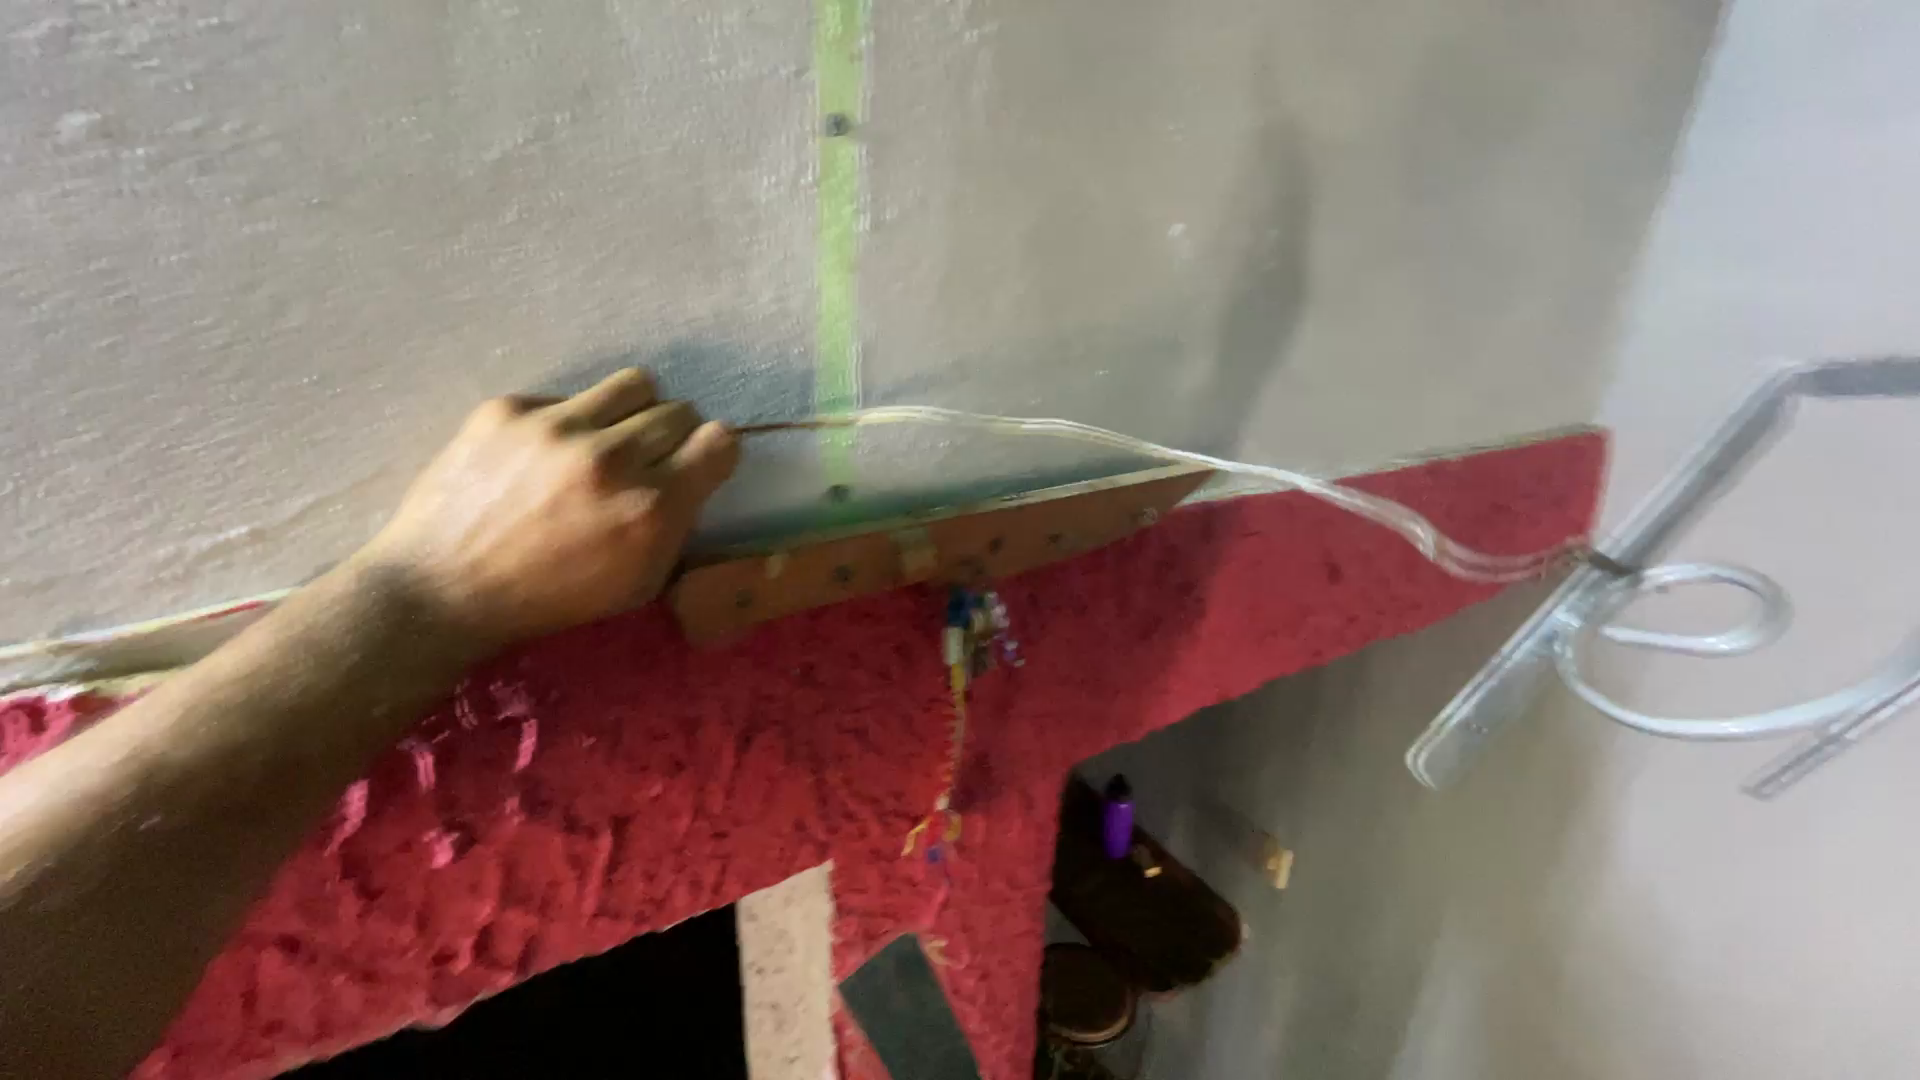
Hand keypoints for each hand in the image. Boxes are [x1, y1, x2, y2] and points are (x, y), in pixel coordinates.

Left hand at [355, 368, 738, 648]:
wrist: (442, 589)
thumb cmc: (552, 597)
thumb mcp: (639, 583)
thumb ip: (677, 525)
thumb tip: (692, 475)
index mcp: (651, 509)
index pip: (719, 441)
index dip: (714, 451)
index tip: (698, 462)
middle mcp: (612, 459)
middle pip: (680, 412)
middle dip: (673, 436)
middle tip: (647, 460)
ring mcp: (557, 428)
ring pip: (636, 385)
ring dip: (634, 411)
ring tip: (610, 437)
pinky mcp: (508, 409)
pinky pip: (569, 397)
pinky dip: (570, 421)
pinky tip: (544, 454)